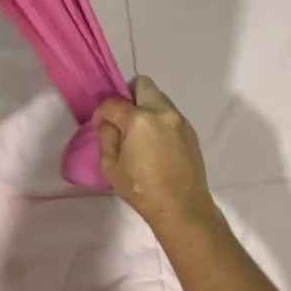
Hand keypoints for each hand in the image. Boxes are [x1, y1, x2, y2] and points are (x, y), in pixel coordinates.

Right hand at [94, 76, 218, 230]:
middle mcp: (162, 111)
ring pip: (159, 97)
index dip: (102, 113)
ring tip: (139, 132)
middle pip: (142, 84)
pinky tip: (155, 143)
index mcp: (139, 119)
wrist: (181, 206)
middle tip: (122, 119)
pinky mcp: (190, 130)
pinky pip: (170, 113)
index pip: (113, 102)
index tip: (100, 126)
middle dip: (128, 96)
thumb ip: (106, 137)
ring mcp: (179, 119)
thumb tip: (109, 122)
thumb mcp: (111, 166)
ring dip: (145, 107)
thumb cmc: (141, 189)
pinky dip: (159, 119)